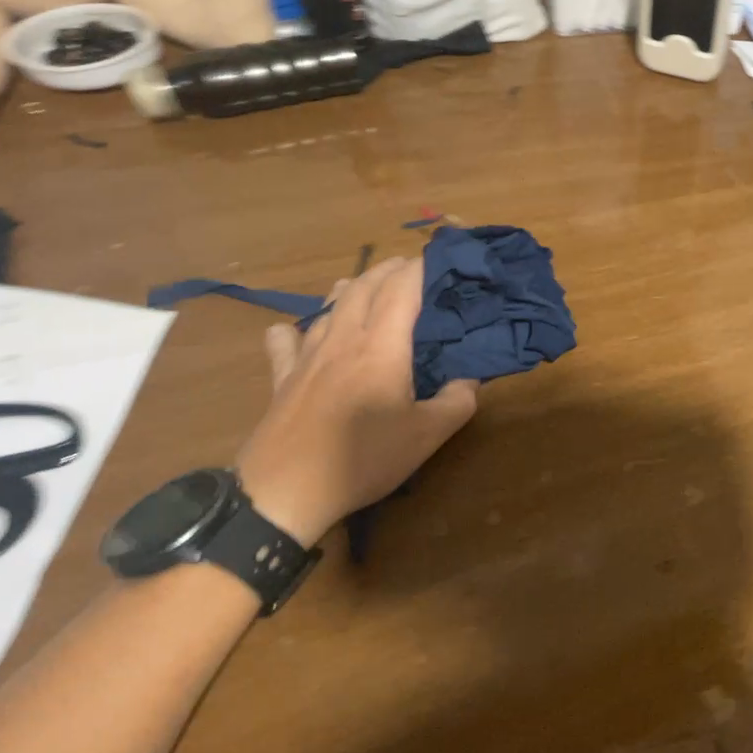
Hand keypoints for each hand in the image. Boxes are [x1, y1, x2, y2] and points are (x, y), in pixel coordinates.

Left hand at [235, 257, 479, 545]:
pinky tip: (301, 332)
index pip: (403, 287)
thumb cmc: (363, 459)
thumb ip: (458, 400)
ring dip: (355, 287)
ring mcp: (307, 356)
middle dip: (392, 269)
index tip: (446, 259)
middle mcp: (343, 339)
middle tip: (417, 269)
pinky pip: (287, 339)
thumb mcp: (428, 435)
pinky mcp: (282, 378)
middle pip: (364, 285)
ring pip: (330, 305)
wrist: (283, 492)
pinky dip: (299, 327)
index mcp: (381, 346)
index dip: (423, 266)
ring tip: (372, 287)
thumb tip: (470, 378)